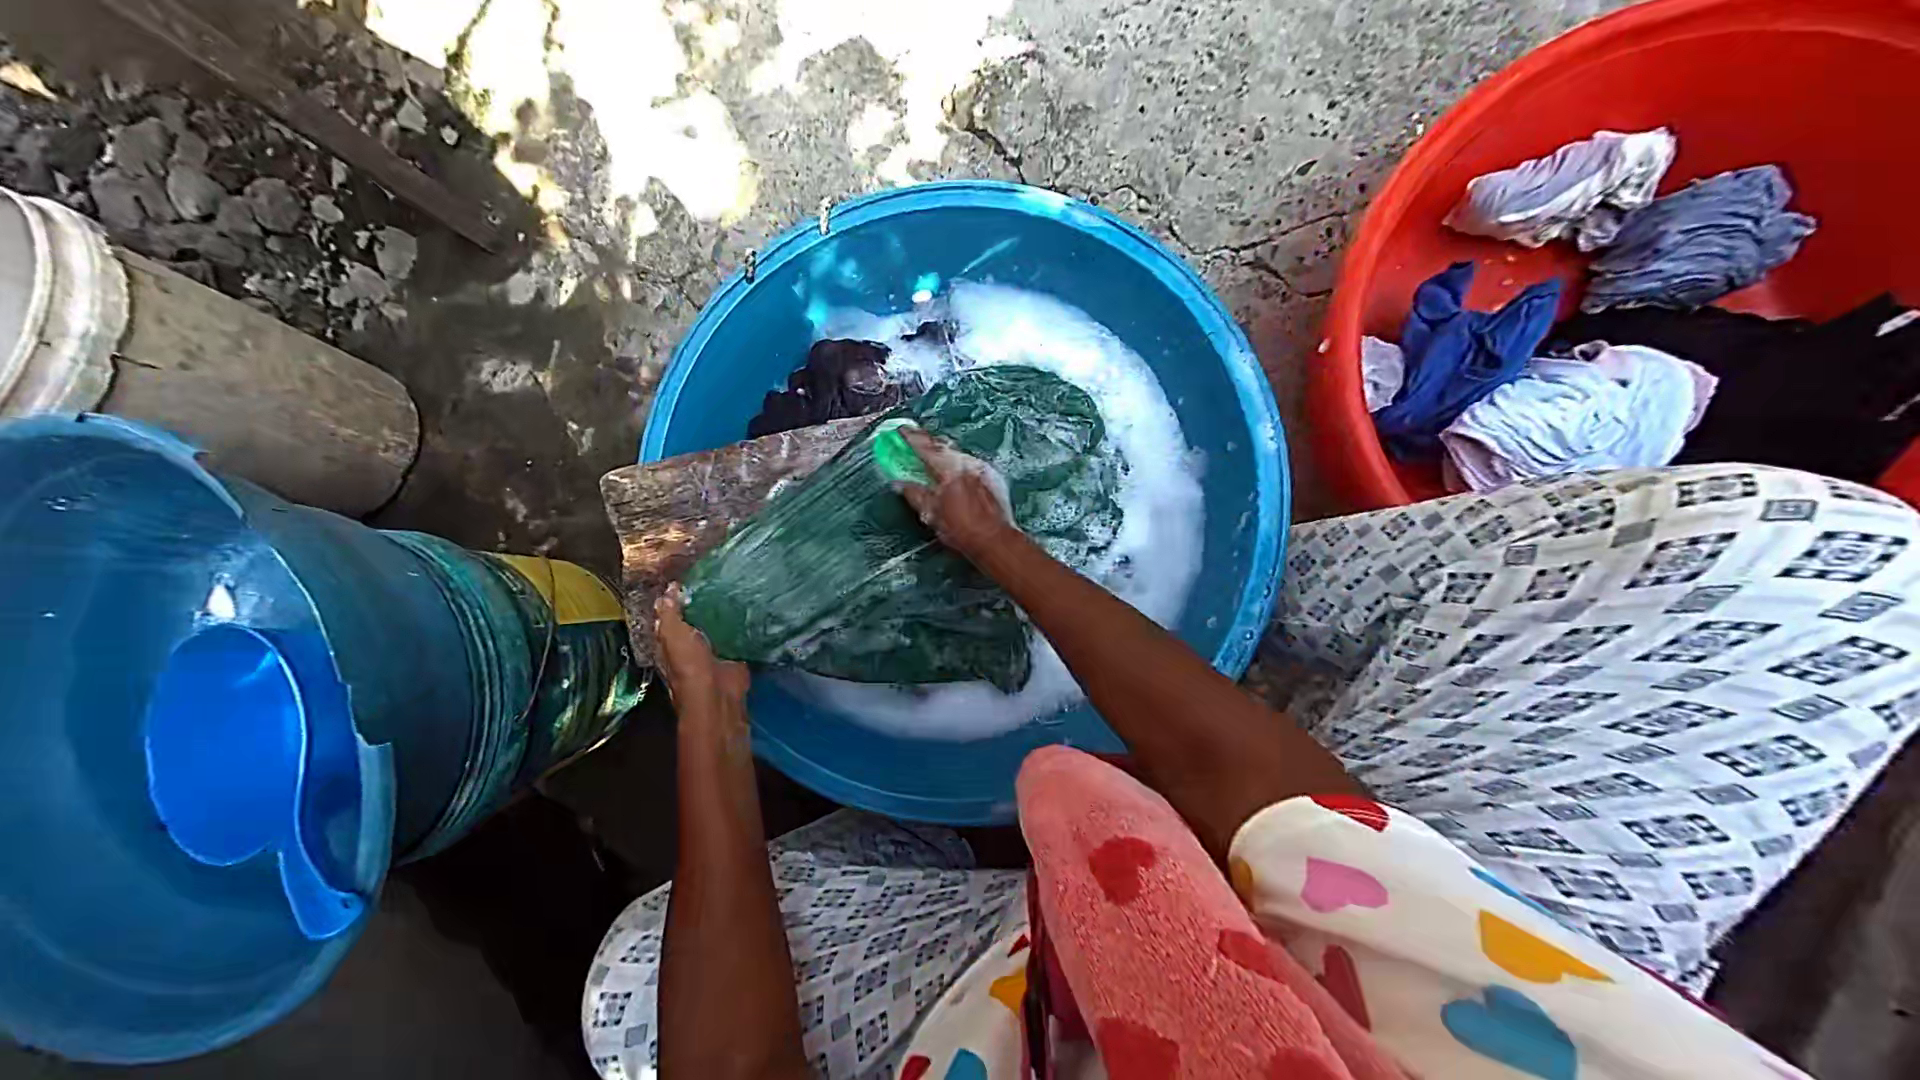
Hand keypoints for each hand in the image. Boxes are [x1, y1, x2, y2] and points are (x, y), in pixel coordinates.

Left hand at [654, 585, 749, 718]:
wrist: (719, 691)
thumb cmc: (690, 664)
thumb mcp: (672, 635)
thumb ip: (670, 613)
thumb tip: (669, 590)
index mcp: (671, 641)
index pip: (671, 615)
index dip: (676, 598)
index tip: (689, 578)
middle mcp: (691, 645)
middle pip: (695, 619)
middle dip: (702, 602)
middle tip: (715, 577)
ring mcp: (714, 650)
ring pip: (716, 625)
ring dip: (723, 611)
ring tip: (733, 586)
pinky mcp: (734, 654)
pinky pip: (736, 634)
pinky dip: (741, 624)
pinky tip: (749, 607)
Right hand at [898, 427, 1018, 561]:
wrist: (995, 539)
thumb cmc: (961, 530)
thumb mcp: (932, 514)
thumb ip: (915, 495)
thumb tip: (899, 483)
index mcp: (948, 469)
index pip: (925, 447)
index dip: (911, 437)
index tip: (901, 429)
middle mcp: (967, 463)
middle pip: (944, 446)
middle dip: (928, 443)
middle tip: (915, 441)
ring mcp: (982, 468)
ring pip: (958, 454)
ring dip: (944, 455)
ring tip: (934, 459)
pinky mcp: (992, 476)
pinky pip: (970, 464)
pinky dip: (959, 465)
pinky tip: (956, 475)